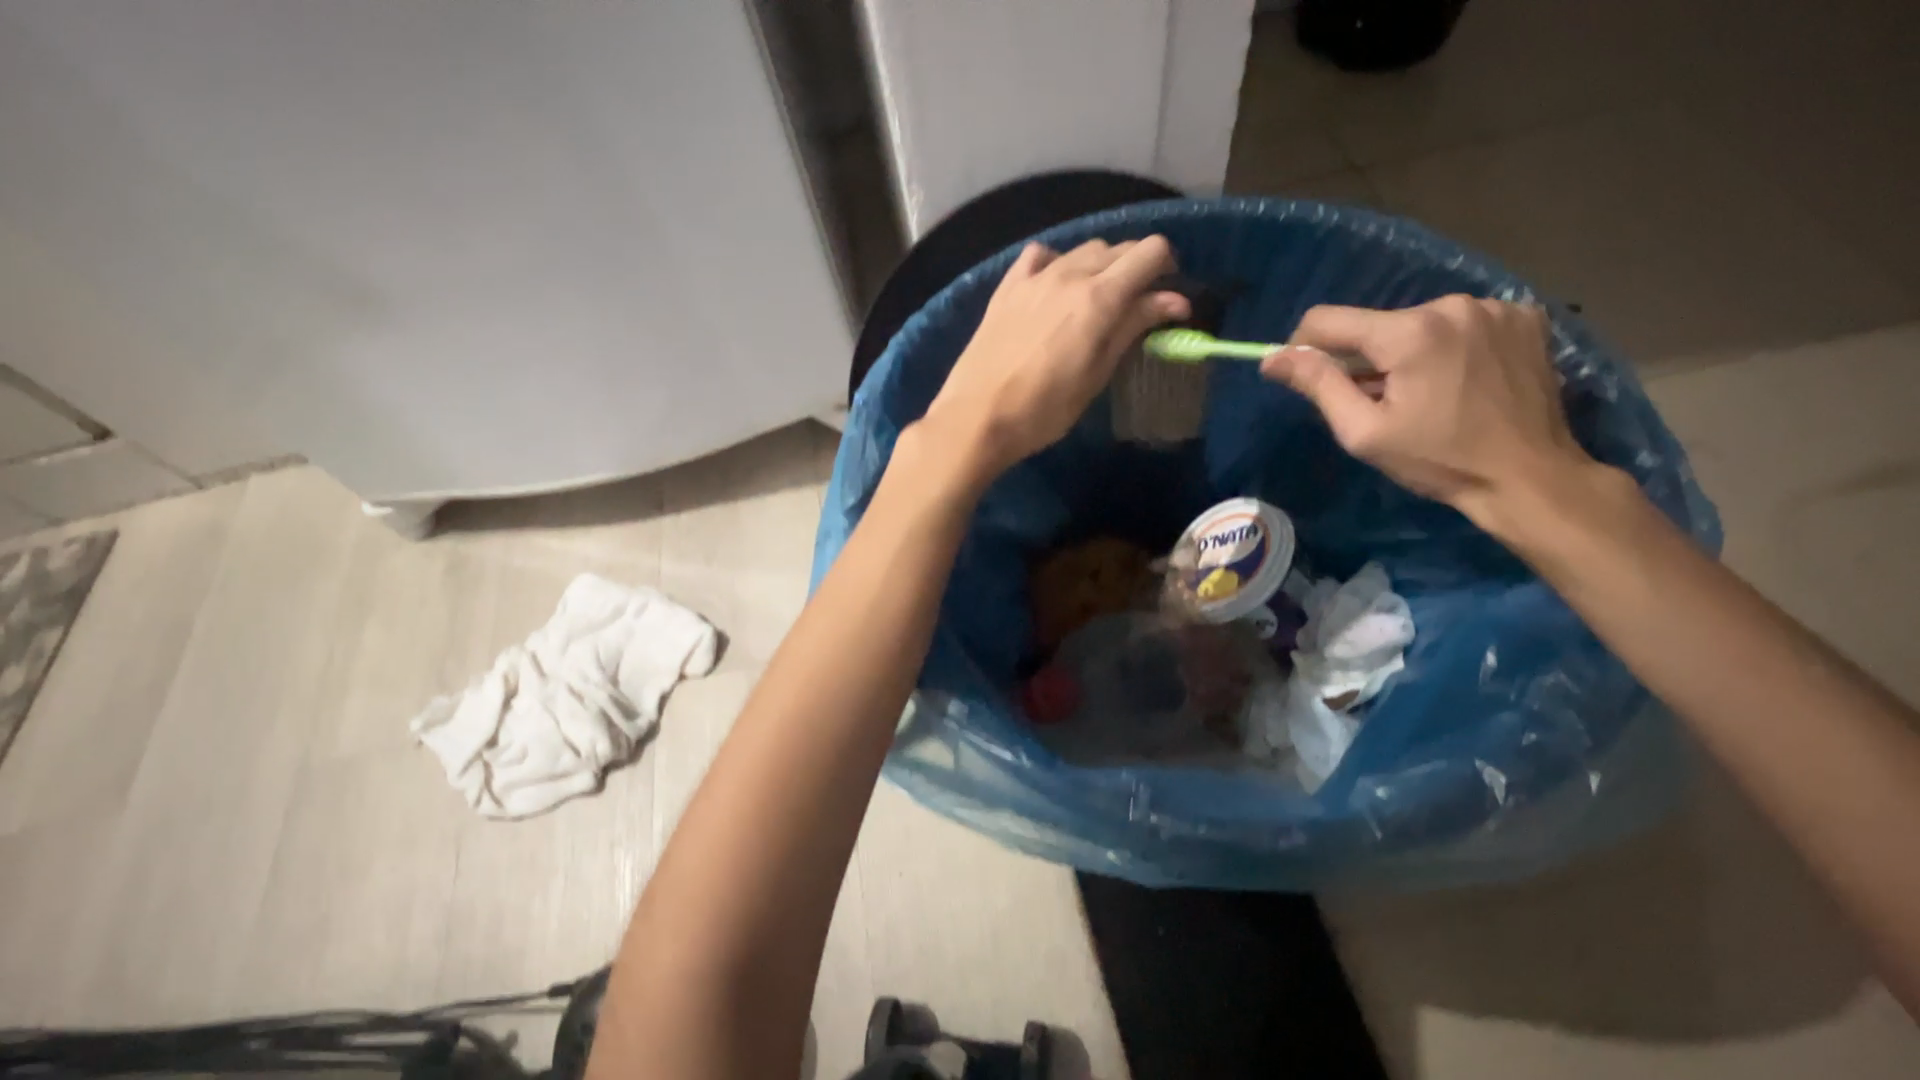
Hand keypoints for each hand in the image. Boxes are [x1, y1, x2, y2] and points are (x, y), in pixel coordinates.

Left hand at [920, 236, 1188, 480]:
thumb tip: (1175, 300)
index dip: (1167, 268)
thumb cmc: (1045, 409)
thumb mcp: (1097, 373)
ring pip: (1082, 250)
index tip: (1167, 296)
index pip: (1150, 253)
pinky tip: (1055, 286)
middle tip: (1137, 305)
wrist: (977, 417)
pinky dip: (1057, 263)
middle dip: (1137, 268)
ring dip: (1100, 266)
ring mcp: (1034, 277)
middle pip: (1118, 248)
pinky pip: (1040, 256)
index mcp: (1099, 298)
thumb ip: (1133, 327)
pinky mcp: (1007, 288)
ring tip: (1097, 300)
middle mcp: (1069, 274)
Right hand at [1260, 295, 1594, 518]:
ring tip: (1431, 395)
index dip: (1305, 346)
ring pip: (1421, 323)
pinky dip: (1453, 346)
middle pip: (1378, 324)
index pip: (1327, 319)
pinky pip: (1464, 323)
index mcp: (1409, 333)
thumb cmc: (1440, 461)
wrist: (1530, 477)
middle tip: (1384, 404)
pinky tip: (1466, 379)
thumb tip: (1273, 357)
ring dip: (1411, 352)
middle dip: (1369, 359)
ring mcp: (1494, 307)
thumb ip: (1319, 385)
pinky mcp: (1524, 317)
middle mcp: (1451, 305)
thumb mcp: (1365, 433)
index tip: (1308, 376)